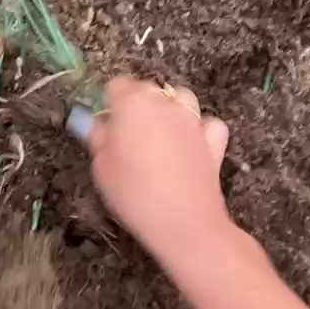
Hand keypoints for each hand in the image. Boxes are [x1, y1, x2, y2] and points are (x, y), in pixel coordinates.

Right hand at [73, 76, 232, 263]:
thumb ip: (97, 138)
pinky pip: (208, 123)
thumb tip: (95, 124)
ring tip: (160, 135)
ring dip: (170, 109)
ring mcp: (192, 120)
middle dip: (137, 104)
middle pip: (147, 89)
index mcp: (131, 102)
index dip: (110, 101)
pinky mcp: (213, 141)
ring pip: (180, 98)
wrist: (185, 224)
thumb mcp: (101, 167)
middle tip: (128, 135)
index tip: (107, 122)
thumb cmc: (134, 194)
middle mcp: (163, 103)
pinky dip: (200, 129)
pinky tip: (192, 144)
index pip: (117, 84)